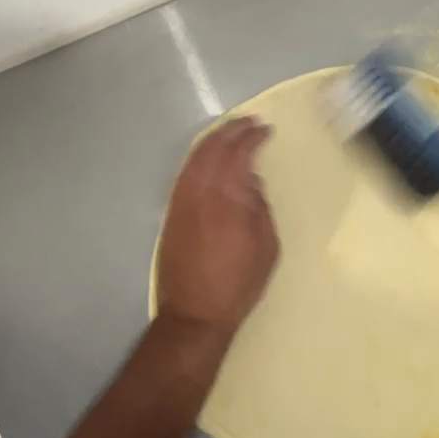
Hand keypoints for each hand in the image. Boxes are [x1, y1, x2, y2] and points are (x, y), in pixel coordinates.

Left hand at [155, 118, 279, 338]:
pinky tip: (210, 156)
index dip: (252, 137)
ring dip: (214, 139)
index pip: (238, 153)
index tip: (265, 130)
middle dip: (232, 130)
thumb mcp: (267, 245)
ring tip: (231, 133)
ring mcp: (181, 200)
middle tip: (249, 124)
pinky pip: (185, 171)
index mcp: (227, 199)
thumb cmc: (238, 283)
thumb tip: (251, 181)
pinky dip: (199, 156)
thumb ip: (260, 206)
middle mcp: (200, 192)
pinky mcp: (171, 211)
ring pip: (195, 156)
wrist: (194, 313)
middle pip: (213, 147)